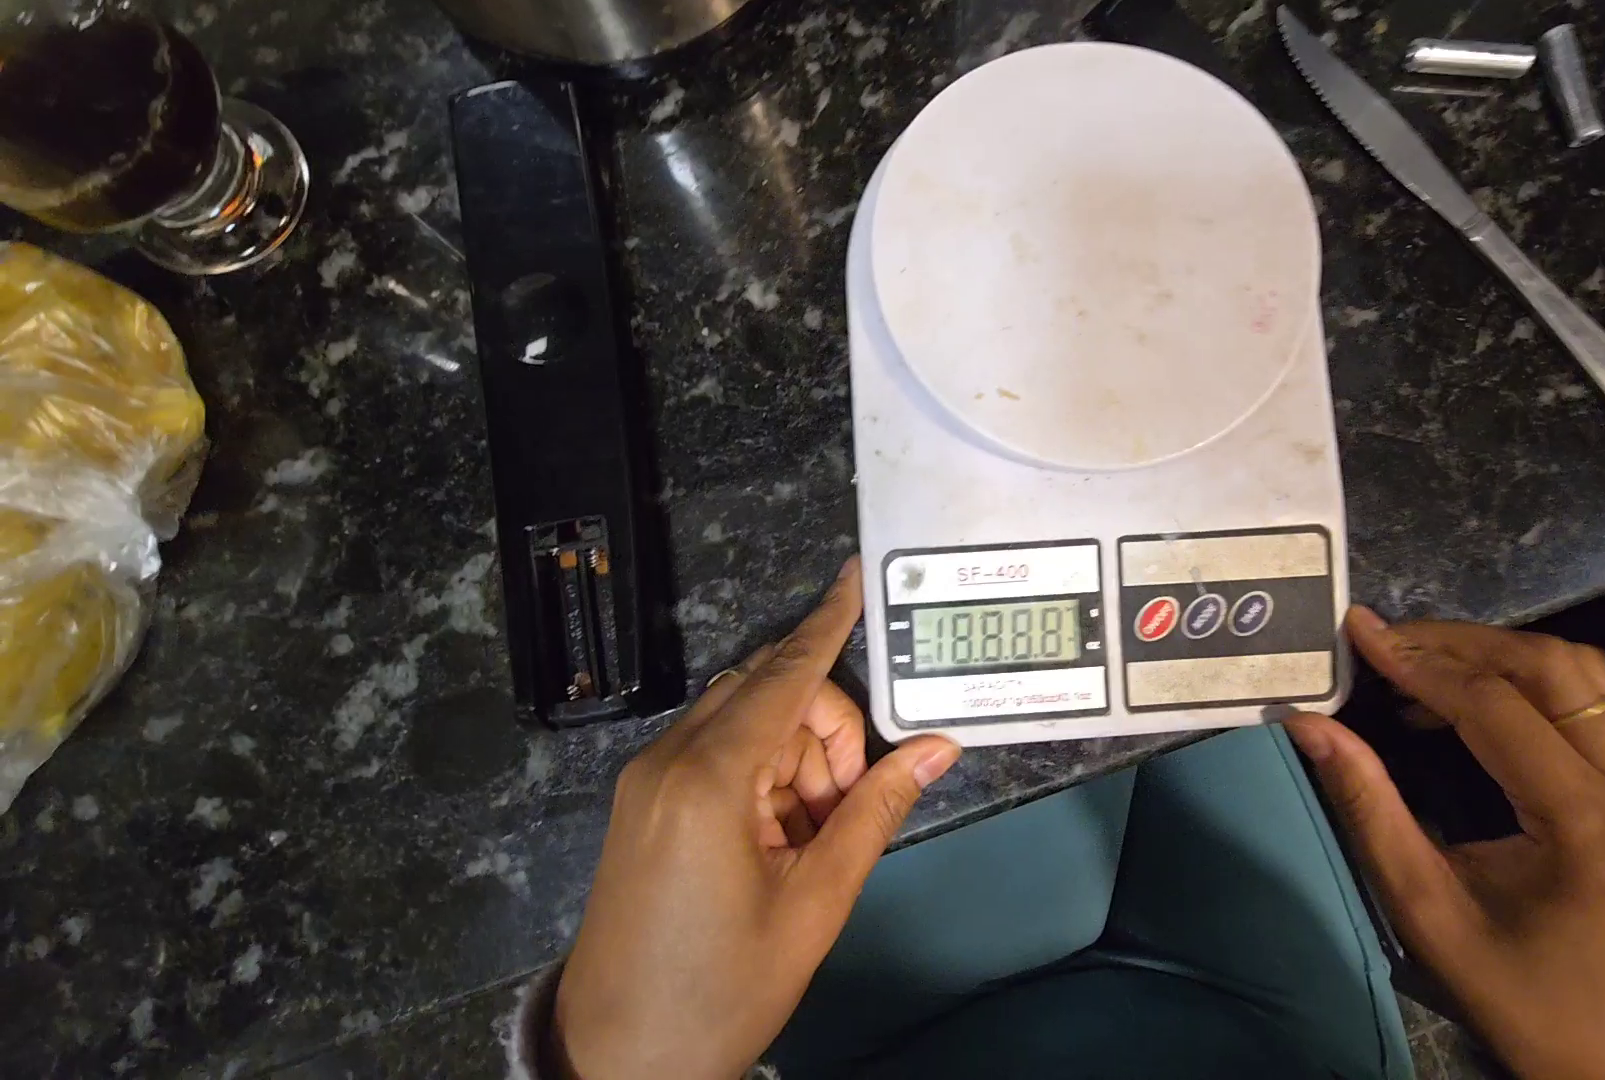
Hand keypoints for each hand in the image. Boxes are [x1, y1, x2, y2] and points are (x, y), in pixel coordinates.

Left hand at [550, 558, 962, 1079]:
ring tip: (815, 835)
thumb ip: (876, 812)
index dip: (828, 623)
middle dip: (828, 729)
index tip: (855, 574)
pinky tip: (783, 833)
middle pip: (772, 694)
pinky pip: (723, 751)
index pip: (786, 673)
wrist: (615, 1065)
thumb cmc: (722, 989)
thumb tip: (937, 747)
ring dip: (800, 758)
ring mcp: (652, 776)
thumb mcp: (815, 903)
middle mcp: (671, 757)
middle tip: (849, 801)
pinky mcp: (649, 797)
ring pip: (751, 721)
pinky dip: (769, 775)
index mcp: (709, 777)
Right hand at [1284, 608, 1604, 1079]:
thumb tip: (1307, 723)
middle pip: (1553, 670)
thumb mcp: (1421, 903)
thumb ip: (1366, 803)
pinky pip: (1592, 703)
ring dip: (1495, 654)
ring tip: (1422, 665)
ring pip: (1582, 675)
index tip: (1360, 632)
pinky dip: (1525, 681)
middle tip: (1388, 643)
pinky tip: (1468, 701)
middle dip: (1459, 643)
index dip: (1420, 663)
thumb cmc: (1509, 990)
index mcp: (1589, 829)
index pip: (1497, 708)